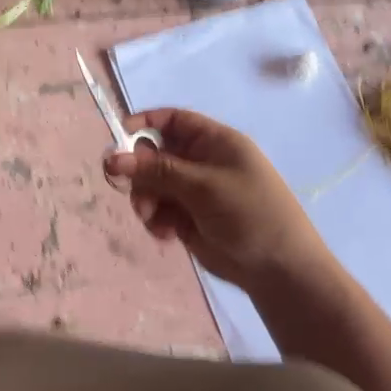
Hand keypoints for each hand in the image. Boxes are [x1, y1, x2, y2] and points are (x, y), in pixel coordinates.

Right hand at [104, 108, 335, 288]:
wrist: (279, 270)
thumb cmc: (249, 214)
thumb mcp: (203, 186)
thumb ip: (156, 171)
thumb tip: (111, 158)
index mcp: (214, 142)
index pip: (173, 120)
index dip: (144, 124)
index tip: (117, 138)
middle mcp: (202, 162)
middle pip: (155, 154)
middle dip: (140, 171)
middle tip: (127, 187)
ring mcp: (194, 191)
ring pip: (152, 184)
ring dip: (146, 199)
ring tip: (152, 219)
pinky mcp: (188, 218)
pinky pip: (159, 209)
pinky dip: (155, 219)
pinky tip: (165, 234)